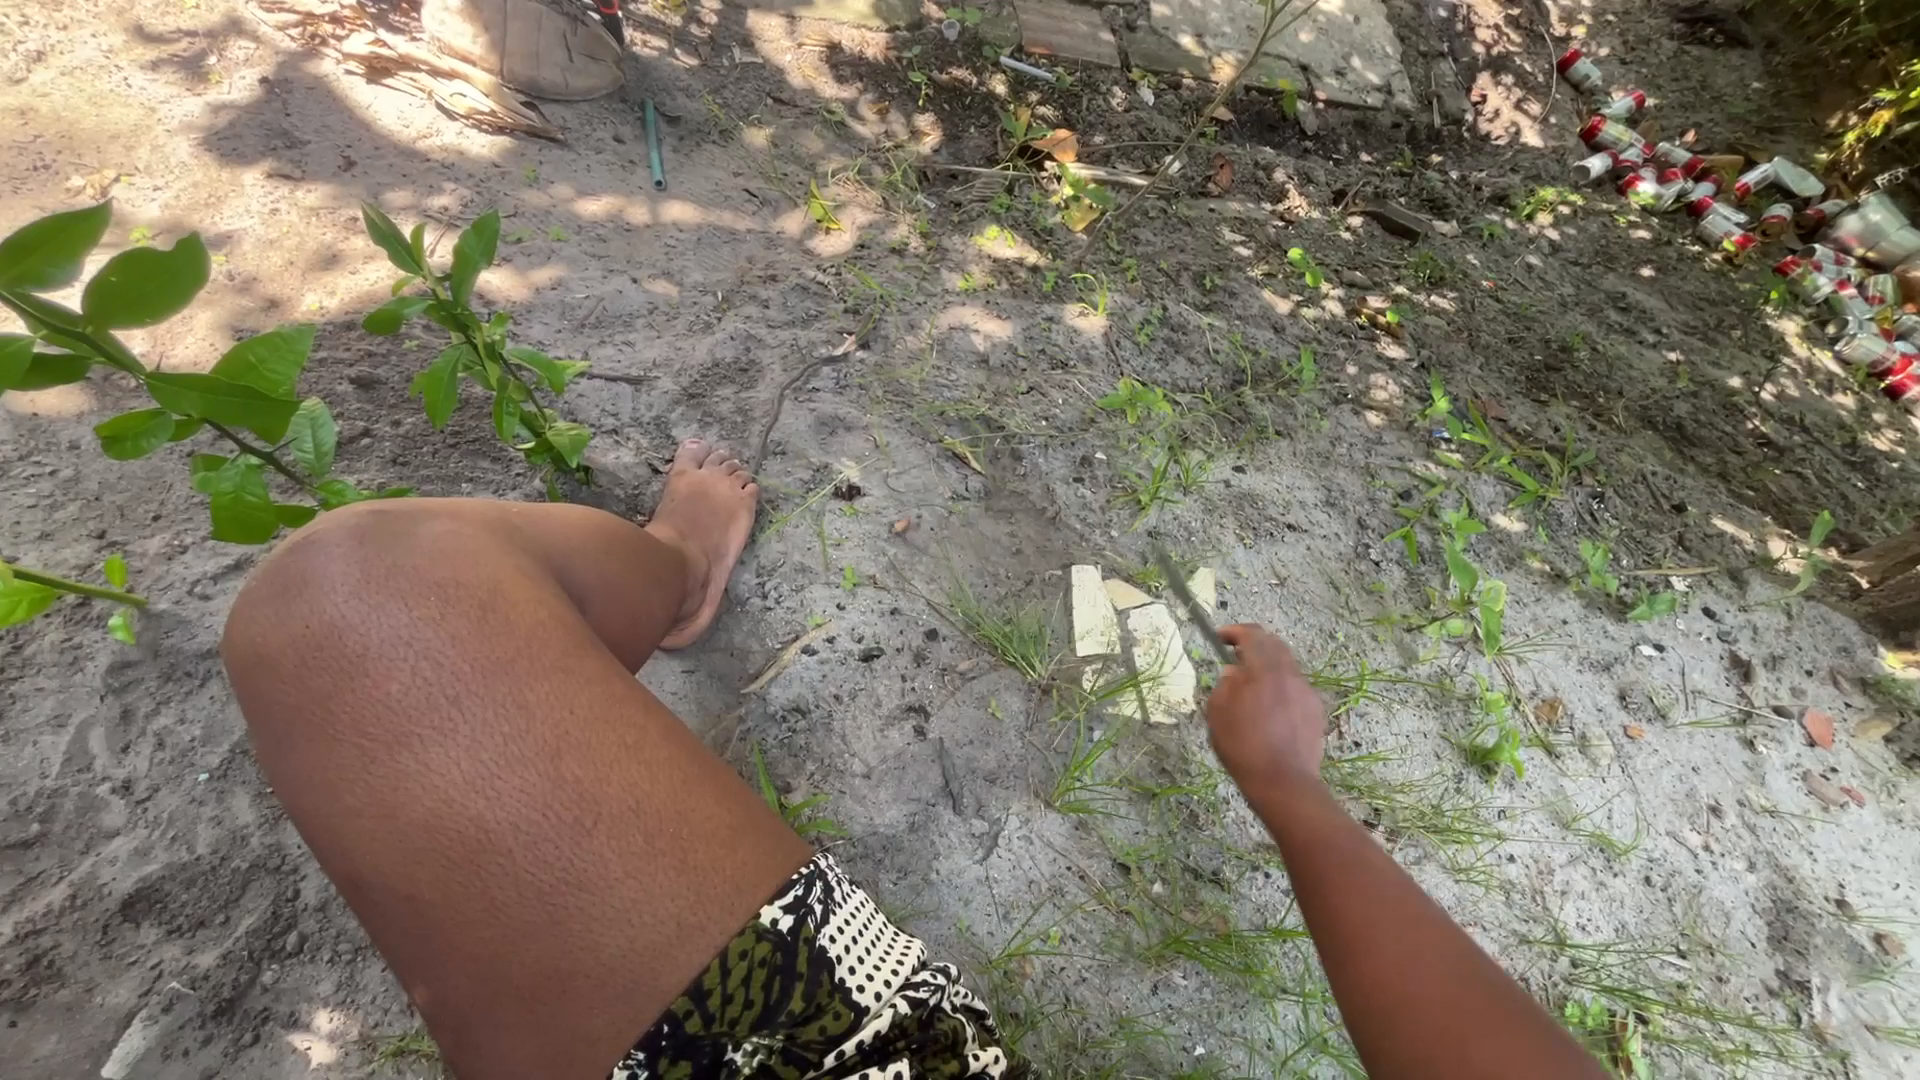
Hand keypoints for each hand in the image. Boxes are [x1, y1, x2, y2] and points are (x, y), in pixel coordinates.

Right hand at [1205, 624, 1326, 789]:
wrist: (1283, 782)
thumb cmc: (1242, 746)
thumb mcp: (1218, 712)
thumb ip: (1225, 684)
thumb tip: (1233, 672)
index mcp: (1264, 670)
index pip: (1253, 635)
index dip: (1235, 631)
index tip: (1220, 637)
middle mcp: (1289, 674)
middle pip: (1274, 645)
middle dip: (1254, 644)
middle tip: (1236, 656)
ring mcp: (1306, 692)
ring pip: (1286, 666)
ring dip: (1268, 666)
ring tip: (1252, 684)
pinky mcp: (1315, 711)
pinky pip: (1295, 687)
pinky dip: (1280, 686)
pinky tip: (1269, 708)